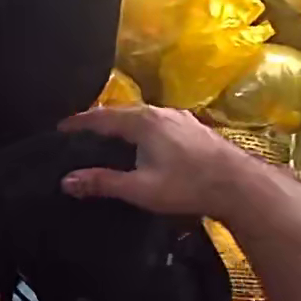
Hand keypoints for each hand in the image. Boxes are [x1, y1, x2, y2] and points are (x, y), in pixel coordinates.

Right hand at [57, 106, 265, 218]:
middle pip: (122, 113)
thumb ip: (102, 182)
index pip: (102, 117)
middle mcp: (161, 113)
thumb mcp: (139, 188)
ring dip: (123, 125)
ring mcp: (181, 119)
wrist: (239, 185)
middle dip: (100, 122)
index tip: (61, 128)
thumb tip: (67, 180)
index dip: (79, 123)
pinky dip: (141, 130)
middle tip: (81, 134)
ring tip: (108, 139)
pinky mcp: (194, 129)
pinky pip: (158, 124)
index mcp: (143, 122)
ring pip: (142, 117)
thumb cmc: (187, 185)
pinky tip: (143, 145)